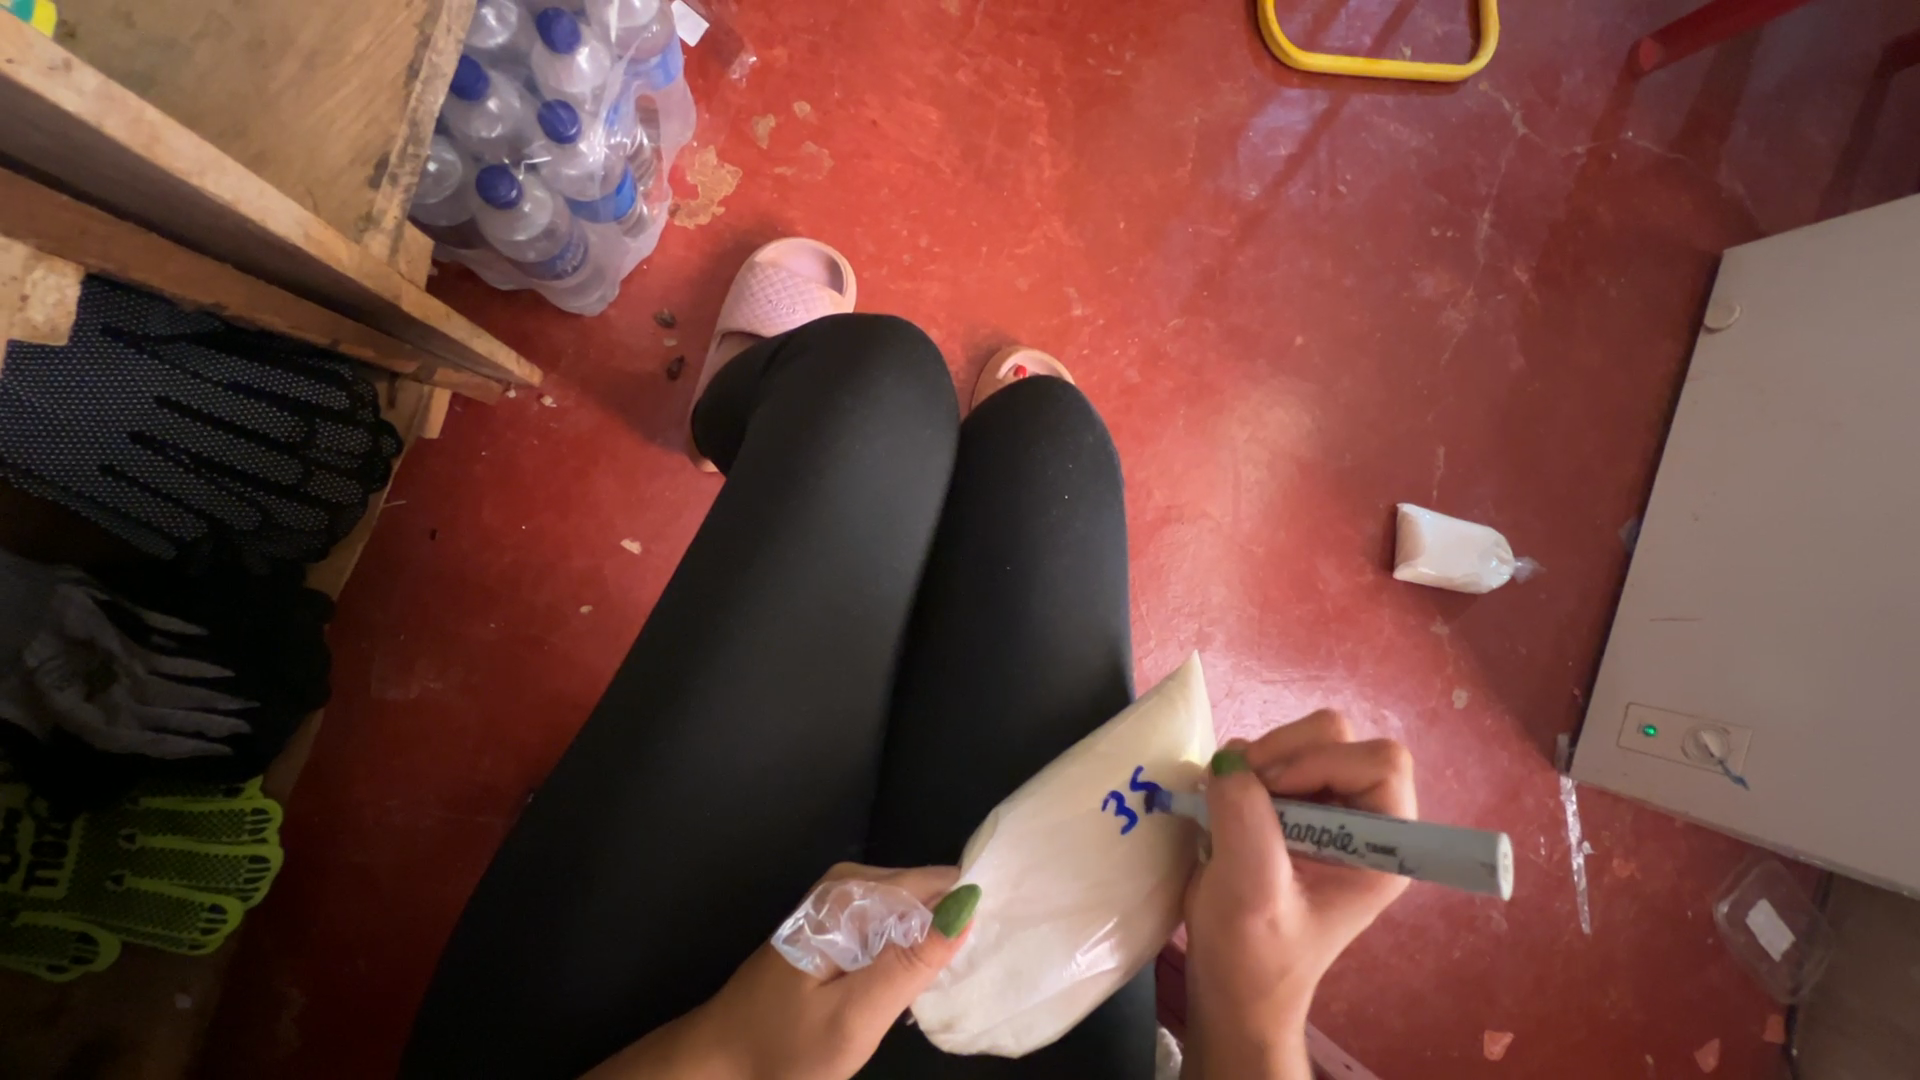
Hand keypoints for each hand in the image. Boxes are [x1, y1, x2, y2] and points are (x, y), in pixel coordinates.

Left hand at [584, 864, 980, 1079]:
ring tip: (955, 979)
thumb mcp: (851, 1020)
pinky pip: (893, 922)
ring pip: (912, 908)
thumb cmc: (781, 1049)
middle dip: (952, 926)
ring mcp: (842, 900)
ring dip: (933, 941)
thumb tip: (967, 910)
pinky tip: (917, 980)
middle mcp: (848, 883)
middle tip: (977, 974)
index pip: (935, 883)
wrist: (719, 1060)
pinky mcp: (840, 921)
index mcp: (851, 894)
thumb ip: (909, 965)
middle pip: (925, 892)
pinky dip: (911, 948)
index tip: (1004, 939)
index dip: (970, 908)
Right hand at [1181, 710, 1415, 1079]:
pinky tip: (1219, 804)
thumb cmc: (1255, 954)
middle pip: (1335, 737)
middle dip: (1282, 753)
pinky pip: (1263, 752)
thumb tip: (1230, 763)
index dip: (1323, 764)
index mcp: (1381, 846)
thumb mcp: (1252, 893)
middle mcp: (1357, 817)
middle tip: (1241, 791)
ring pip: (1297, 738)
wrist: (1230, 981)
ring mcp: (1318, 806)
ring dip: (1255, 759)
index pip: (1380, 763)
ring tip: (1225, 804)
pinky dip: (1236, 766)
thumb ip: (1245, 821)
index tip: (1273, 794)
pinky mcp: (1281, 802)